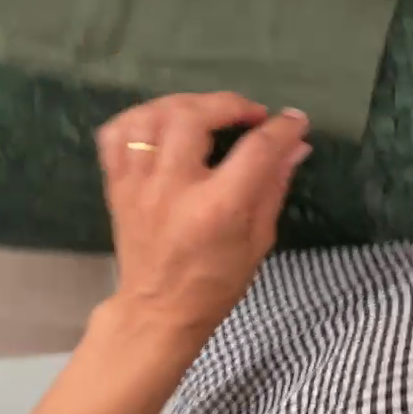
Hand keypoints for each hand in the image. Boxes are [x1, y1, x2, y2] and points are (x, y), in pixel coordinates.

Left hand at [95, 93, 310, 351]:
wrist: (160, 309)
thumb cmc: (218, 281)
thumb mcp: (260, 239)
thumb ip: (274, 186)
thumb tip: (295, 146)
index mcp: (218, 208)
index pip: (256, 150)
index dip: (282, 128)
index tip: (296, 120)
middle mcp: (174, 189)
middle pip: (193, 118)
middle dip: (228, 105)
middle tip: (251, 114)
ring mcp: (139, 185)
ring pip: (151, 117)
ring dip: (185, 104)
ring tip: (207, 112)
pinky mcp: (117, 185)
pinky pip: (116, 133)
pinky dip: (141, 118)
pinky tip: (164, 123)